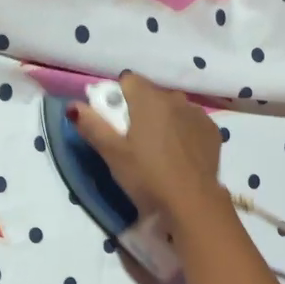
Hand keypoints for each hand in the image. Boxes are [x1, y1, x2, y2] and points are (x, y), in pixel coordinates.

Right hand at [70, 72, 224, 218]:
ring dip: (164, 122)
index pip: (128, 81)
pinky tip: (179, 157)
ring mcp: (196, 113)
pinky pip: (191, 124)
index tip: (116, 123)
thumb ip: (93, 127)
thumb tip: (72, 106)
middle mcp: (174, 98)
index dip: (118, 99)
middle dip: (141, 111)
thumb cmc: (147, 177)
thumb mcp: (113, 155)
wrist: (192, 202)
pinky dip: (184, 133)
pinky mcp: (212, 131)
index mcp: (147, 99)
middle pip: (151, 95)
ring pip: (173, 109)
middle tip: (134, 143)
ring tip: (159, 152)